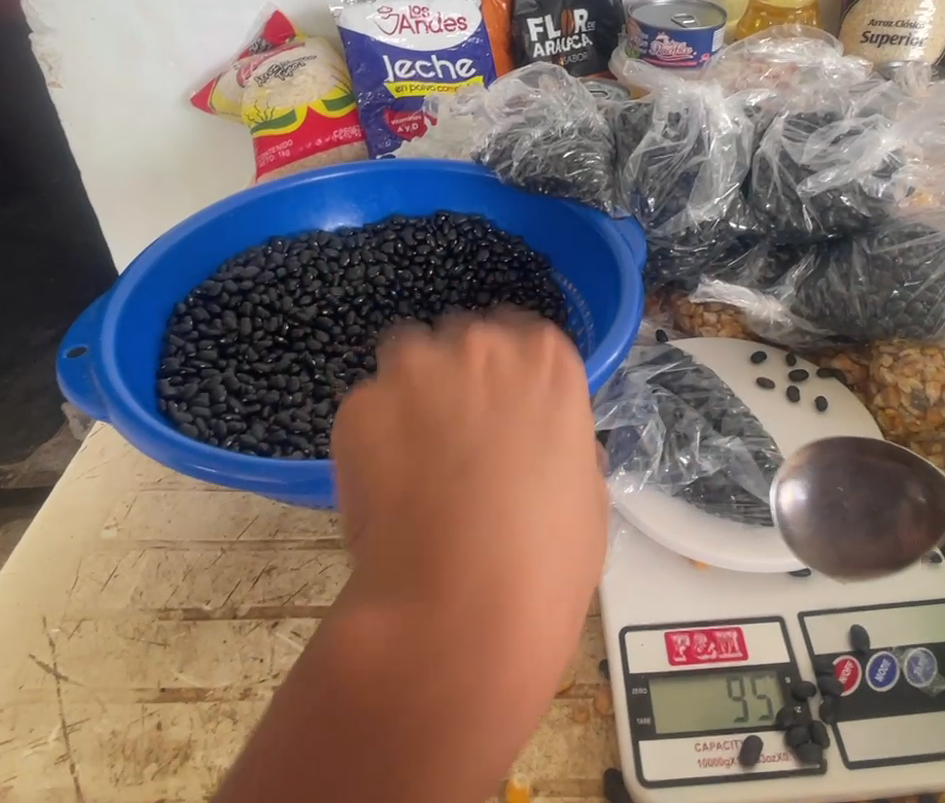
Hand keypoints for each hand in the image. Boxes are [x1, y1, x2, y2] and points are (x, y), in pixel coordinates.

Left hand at [331, 310, 605, 653]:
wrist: (463, 607)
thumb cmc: (546, 556)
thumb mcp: (585, 487)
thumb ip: (558, 442)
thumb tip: (537, 444)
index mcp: (547, 359)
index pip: (522, 337)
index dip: (509, 378)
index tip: (502, 412)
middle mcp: (481, 345)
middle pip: (464, 341)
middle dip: (459, 380)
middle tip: (457, 440)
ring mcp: (415, 369)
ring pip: (409, 361)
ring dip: (413, 396)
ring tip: (415, 460)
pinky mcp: (360, 404)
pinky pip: (368, 408)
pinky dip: (373, 437)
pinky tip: (387, 487)